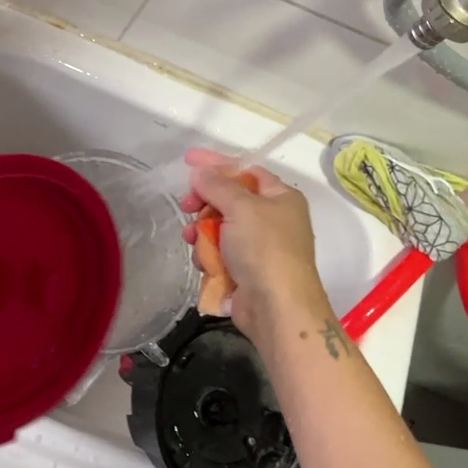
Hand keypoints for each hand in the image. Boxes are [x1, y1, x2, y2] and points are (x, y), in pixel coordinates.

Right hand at [180, 148, 327, 350]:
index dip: (216, 163)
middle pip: (229, 199)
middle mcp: (272, 218)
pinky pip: (219, 252)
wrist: (277, 307)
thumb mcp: (241, 208)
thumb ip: (217, 185)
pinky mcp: (245, 269)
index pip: (244, 170)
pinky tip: (203, 262)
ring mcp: (258, 246)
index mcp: (280, 197)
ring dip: (201, 231)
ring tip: (190, 239)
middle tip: (187, 205)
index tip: (188, 159)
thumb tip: (200, 172)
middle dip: (204, 202)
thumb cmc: (264, 249)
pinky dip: (208, 254)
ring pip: (219, 227)